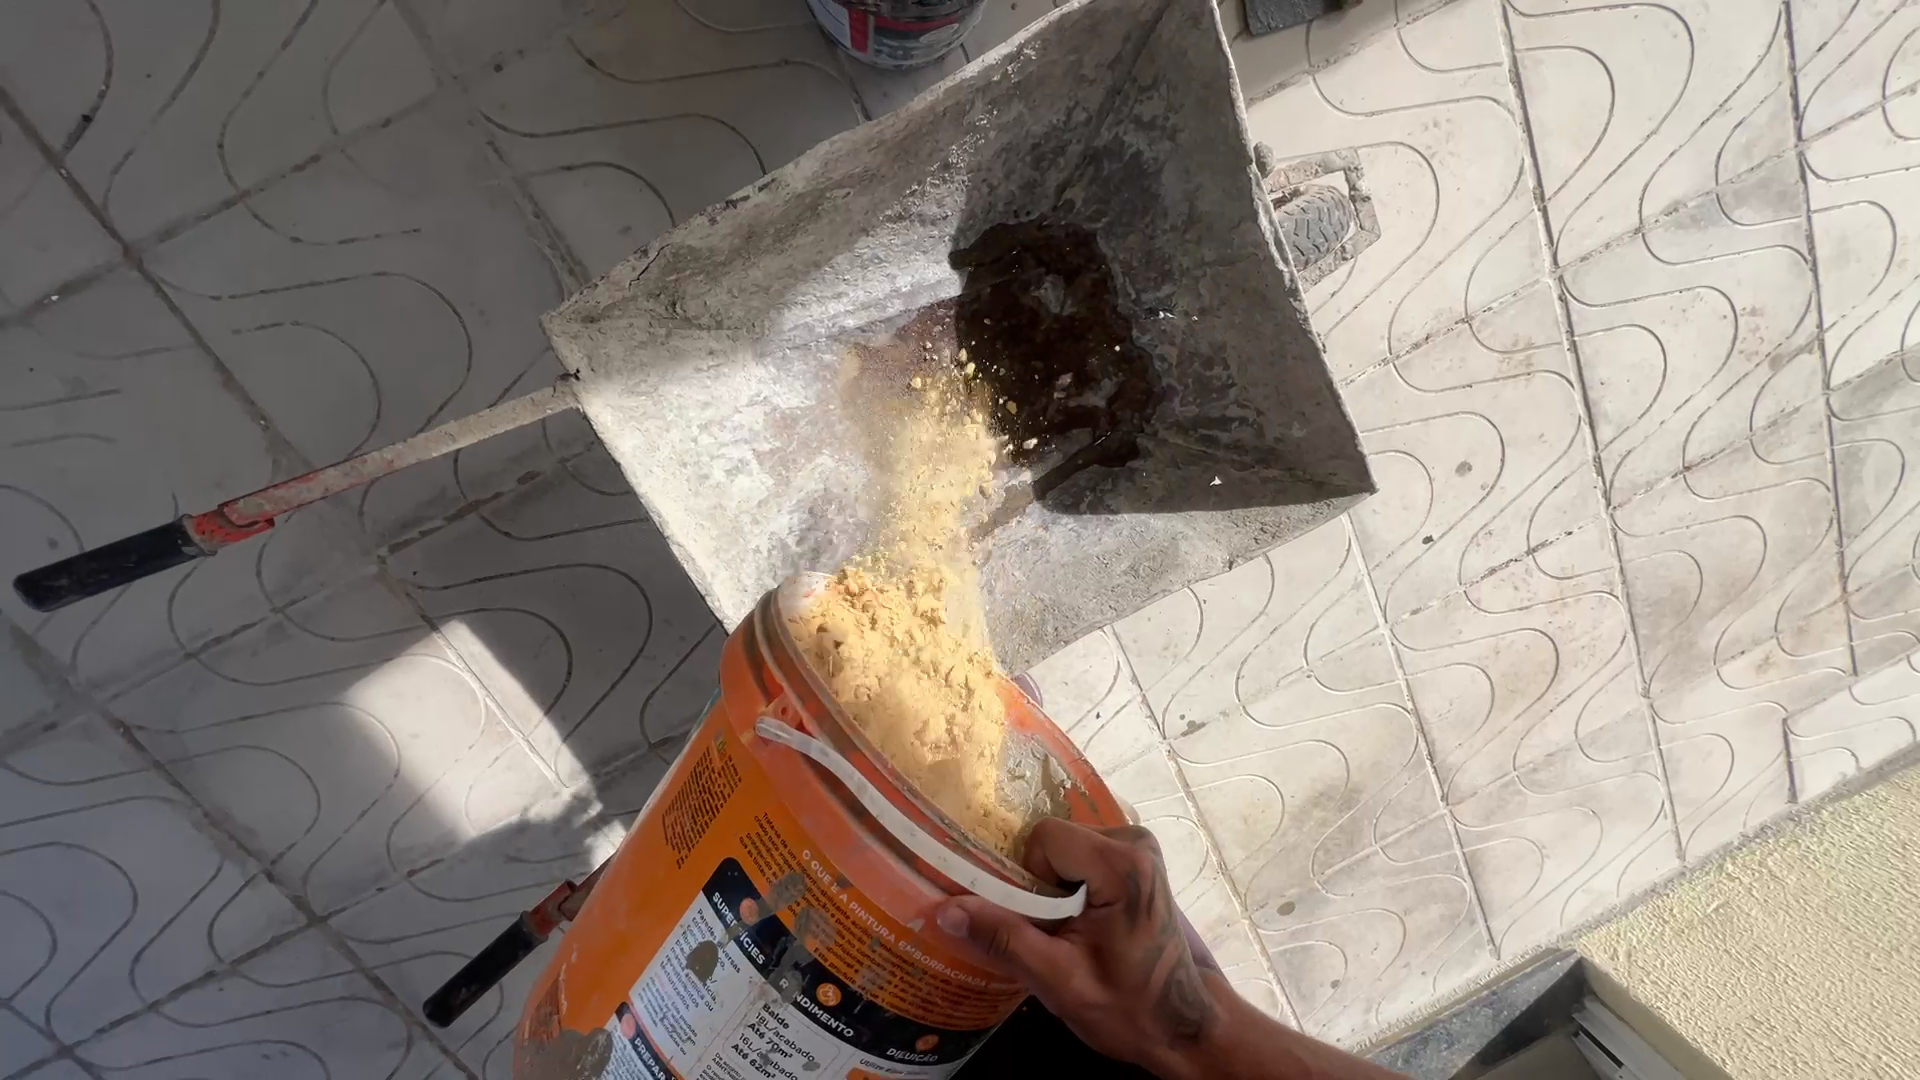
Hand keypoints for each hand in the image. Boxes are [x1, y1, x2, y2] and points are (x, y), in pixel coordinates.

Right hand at [934, 819, 1214, 1075]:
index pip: (1045, 839)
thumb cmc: (1129, 1008)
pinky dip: (1072, 881)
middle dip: (1043, 884)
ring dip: (1056, 885)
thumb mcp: (1059, 982)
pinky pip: (1080, 850)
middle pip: (1053, 839)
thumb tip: (946, 910)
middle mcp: (1135, 840)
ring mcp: (1139, 843)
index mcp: (1122, 864)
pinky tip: (1087, 919)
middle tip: (1060, 931)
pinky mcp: (1138, 853)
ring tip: (1075, 930)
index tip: (1049, 924)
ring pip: (1063, 844)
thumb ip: (1004, 939)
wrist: (1184, 1026)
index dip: (1032, 880)